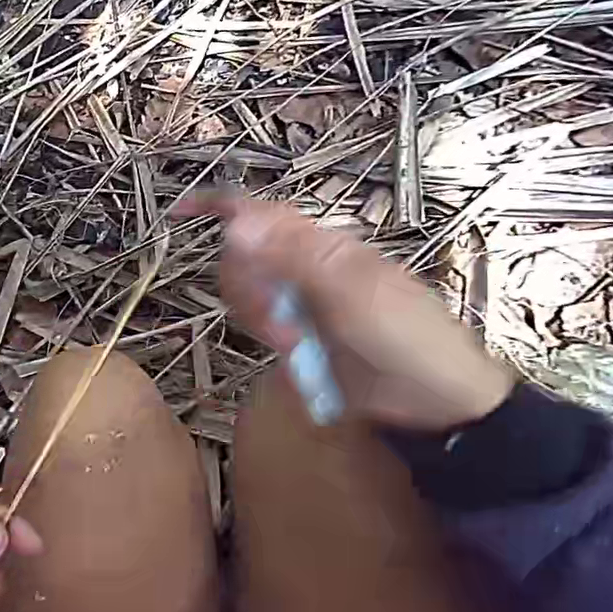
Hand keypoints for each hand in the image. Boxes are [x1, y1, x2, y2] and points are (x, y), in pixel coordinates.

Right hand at [177, 194, 513, 432]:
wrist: (434, 405)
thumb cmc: (408, 339)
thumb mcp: (353, 292)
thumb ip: (292, 257)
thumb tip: (237, 223)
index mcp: (321, 246)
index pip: (261, 214)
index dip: (219, 206)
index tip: (179, 213)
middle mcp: (303, 267)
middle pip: (241, 257)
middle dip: (247, 287)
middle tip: (276, 317)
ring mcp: (297, 302)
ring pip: (244, 293)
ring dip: (256, 316)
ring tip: (290, 342)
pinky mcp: (293, 334)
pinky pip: (257, 324)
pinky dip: (264, 336)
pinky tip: (290, 350)